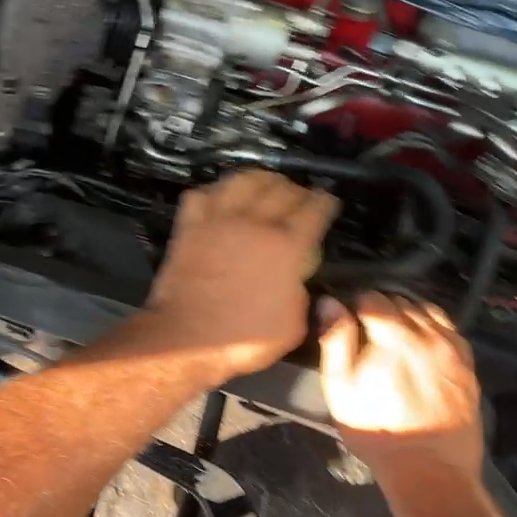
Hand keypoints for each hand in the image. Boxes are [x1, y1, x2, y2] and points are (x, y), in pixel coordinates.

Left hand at [142, 170, 338, 383]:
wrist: (187, 337)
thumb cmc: (244, 338)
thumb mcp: (294, 323)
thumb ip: (300, 289)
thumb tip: (294, 275)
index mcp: (285, 247)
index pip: (314, 211)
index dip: (325, 202)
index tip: (329, 199)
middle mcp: (253, 223)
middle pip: (281, 190)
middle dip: (297, 189)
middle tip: (300, 196)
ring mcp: (217, 220)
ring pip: (242, 181)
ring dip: (260, 179)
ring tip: (266, 184)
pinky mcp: (188, 225)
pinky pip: (202, 194)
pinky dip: (216, 190)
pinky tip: (222, 197)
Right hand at [320, 292, 483, 488]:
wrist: (432, 471)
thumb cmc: (377, 429)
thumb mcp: (340, 387)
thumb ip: (335, 339)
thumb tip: (331, 303)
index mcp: (394, 334)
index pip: (371, 296)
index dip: (353, 305)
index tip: (345, 322)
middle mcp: (428, 333)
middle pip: (400, 299)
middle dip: (380, 307)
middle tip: (365, 332)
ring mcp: (453, 349)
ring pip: (427, 310)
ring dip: (407, 315)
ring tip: (393, 337)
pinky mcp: (468, 366)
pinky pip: (449, 329)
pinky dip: (431, 328)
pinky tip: (420, 346)